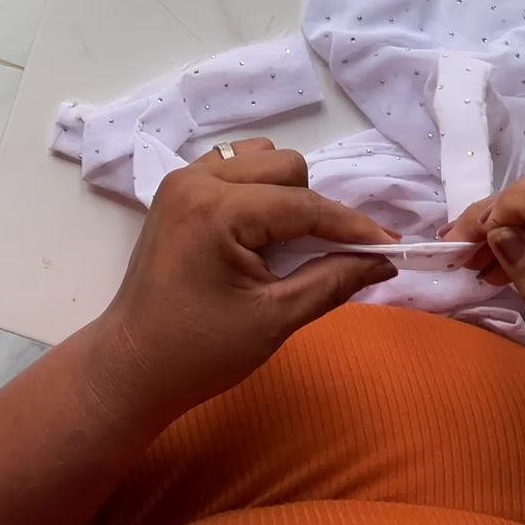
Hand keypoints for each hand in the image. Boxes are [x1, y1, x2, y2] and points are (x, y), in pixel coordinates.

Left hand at [87, 138, 397, 422]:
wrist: (133, 365)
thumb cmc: (200, 351)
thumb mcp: (275, 319)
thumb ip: (333, 280)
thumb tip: (382, 260)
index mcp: (216, 210)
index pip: (302, 205)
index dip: (351, 227)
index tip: (391, 246)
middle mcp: (196, 179)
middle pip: (286, 166)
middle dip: (312, 209)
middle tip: (316, 257)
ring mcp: (183, 179)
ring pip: (261, 159)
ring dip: (284, 192)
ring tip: (281, 243)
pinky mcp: (177, 189)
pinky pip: (233, 165)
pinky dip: (257, 188)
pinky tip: (257, 228)